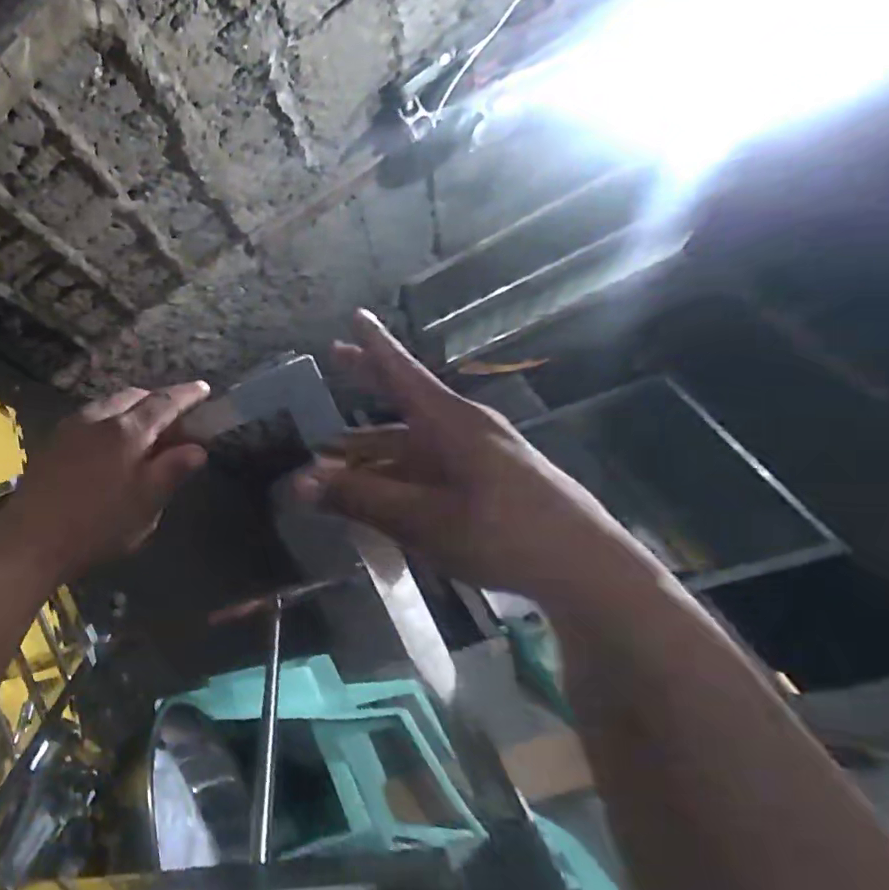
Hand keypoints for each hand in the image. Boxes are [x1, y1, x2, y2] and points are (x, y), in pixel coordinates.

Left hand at [0, 383, 211, 581]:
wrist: (32, 538)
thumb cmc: (97, 526)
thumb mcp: (146, 504)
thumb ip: (171, 471)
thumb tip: (196, 448)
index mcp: (126, 430)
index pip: (163, 402)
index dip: (187, 395)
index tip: (204, 390)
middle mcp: (96, 418)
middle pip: (132, 397)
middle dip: (157, 402)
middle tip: (175, 423)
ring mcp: (69, 428)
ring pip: (107, 406)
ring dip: (129, 411)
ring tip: (143, 434)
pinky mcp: (51, 442)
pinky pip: (88, 420)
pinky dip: (108, 423)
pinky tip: (109, 446)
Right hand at [296, 310, 657, 602]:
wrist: (591, 574)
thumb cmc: (504, 534)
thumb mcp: (421, 518)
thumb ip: (357, 498)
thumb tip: (298, 482)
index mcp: (450, 425)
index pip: (402, 374)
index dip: (375, 346)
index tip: (356, 316)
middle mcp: (461, 432)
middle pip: (401, 400)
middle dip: (366, 380)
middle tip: (335, 355)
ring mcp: (475, 458)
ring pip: (406, 444)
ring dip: (366, 451)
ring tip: (326, 466)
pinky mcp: (482, 483)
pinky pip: (422, 468)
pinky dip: (389, 475)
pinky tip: (366, 496)